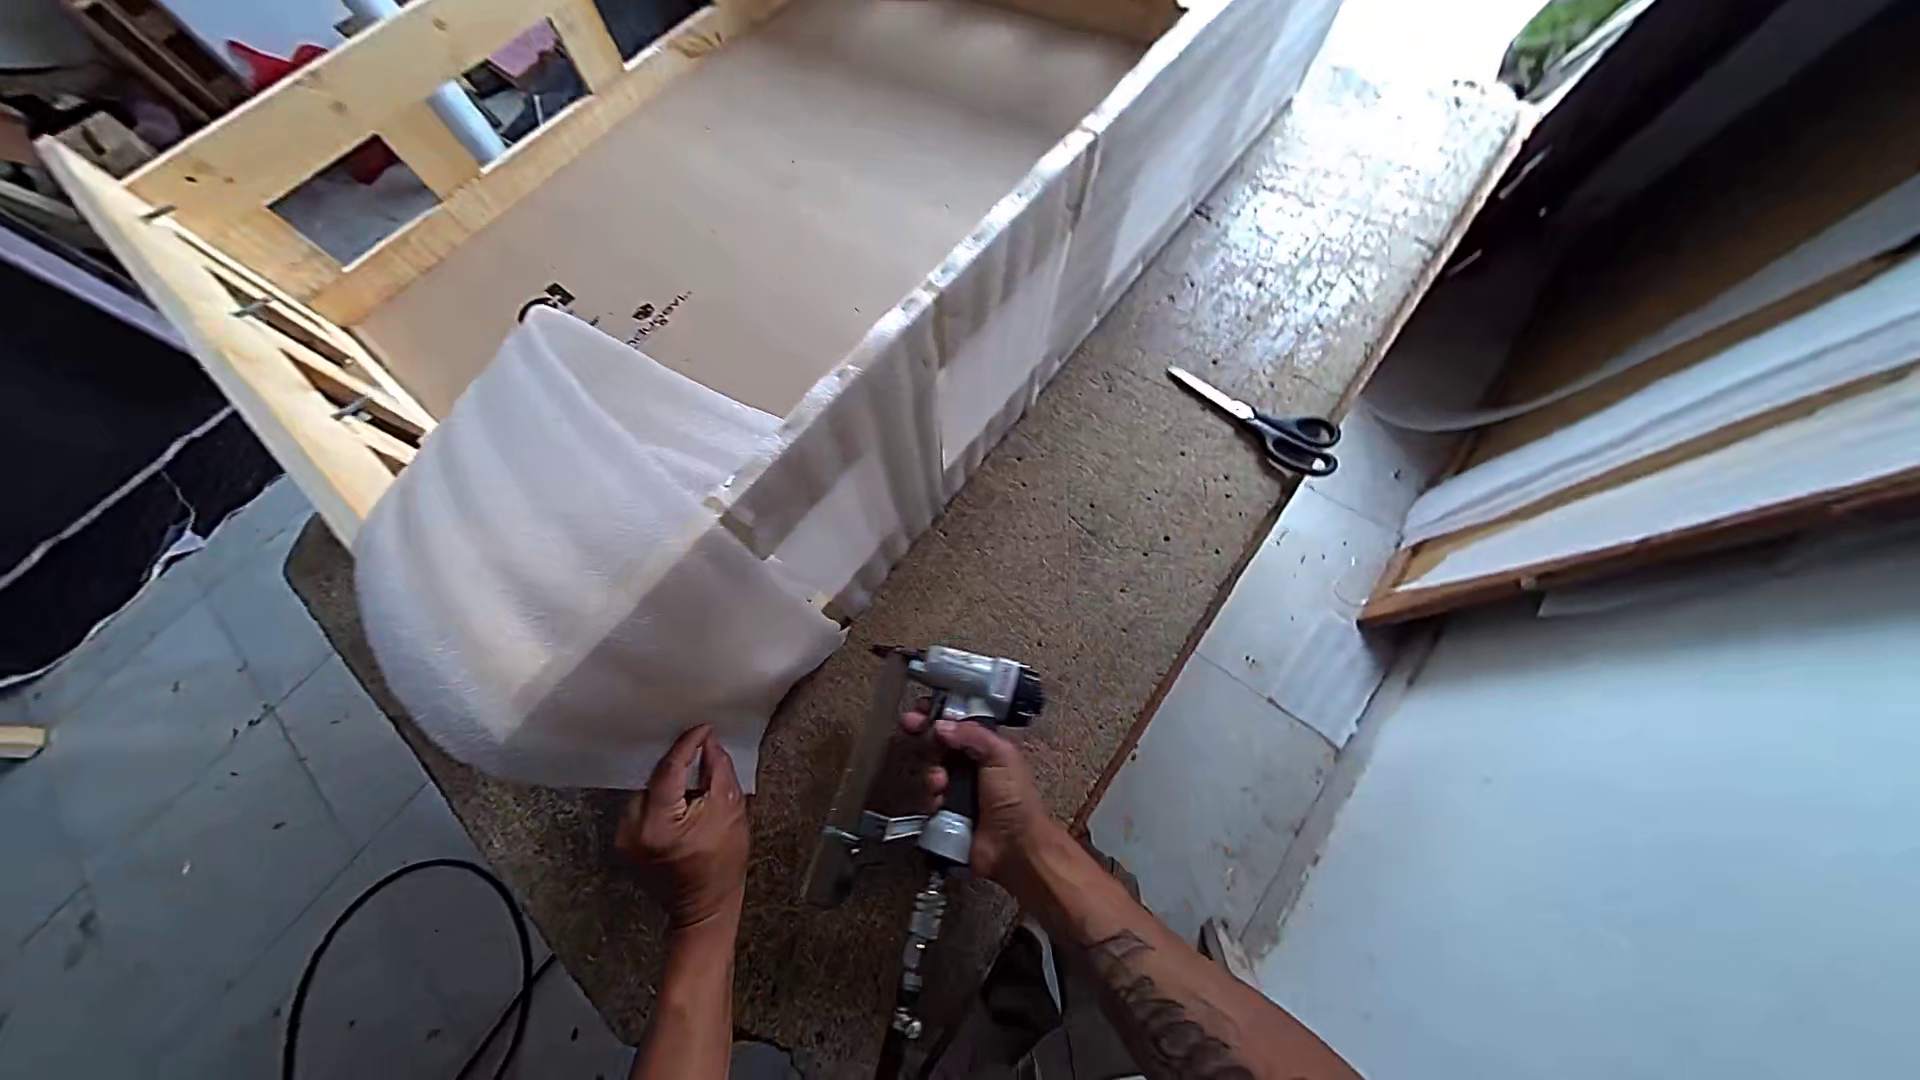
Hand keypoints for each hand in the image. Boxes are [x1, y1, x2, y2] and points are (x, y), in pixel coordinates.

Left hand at [616, 725, 749, 929]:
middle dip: (677, 763)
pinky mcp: (625, 844)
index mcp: (659, 823)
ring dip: (668, 780)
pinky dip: (660, 796)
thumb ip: (717, 769)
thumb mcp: (730, 806)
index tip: (704, 729)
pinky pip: (642, 806)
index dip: (688, 744)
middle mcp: (633, 830)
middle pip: (654, 778)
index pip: (669, 769)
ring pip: (646, 790)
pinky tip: (680, 798)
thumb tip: (708, 742)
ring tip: (693, 780)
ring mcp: (624, 839)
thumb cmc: (723, 860)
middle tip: (701, 753)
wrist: (706, 906)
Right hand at [901, 710, 1058, 891]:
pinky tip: (941, 801)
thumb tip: (941, 725)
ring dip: (933, 771)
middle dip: (926, 735)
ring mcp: (958, 789)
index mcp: (988, 747)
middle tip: (911, 725)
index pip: (960, 723)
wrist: (1014, 847)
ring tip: (941, 781)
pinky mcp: (947, 812)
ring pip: (932, 769)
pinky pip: (928, 797)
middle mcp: (972, 765)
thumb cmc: (1017, 801)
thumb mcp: (1000, 755)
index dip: (941, 714)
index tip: (923, 708)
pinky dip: (932, 797)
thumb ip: (972, 734)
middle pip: (940, 743)